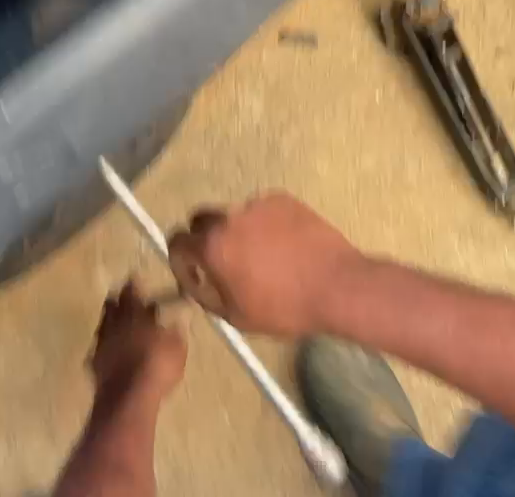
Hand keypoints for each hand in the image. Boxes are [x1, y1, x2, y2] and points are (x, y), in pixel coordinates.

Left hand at [89, 282, 186, 403]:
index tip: (135, 279)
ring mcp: (101, 341)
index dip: (133, 284)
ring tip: (119, 326)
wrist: (128, 397)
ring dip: (111, 323)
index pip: (131, 290)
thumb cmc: (157, 368)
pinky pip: (100, 347)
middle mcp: (114, 322)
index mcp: (134, 313)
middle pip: (112, 304)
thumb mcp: (177, 350)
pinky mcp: (94, 361)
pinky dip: (106, 346)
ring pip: (103, 324)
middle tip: (124, 300)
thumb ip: (175, 333)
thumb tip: (177, 321)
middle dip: (118, 300)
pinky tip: (112, 352)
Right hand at [166, 192, 366, 336]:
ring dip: (240, 233)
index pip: (176, 241)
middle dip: (206, 239)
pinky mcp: (281, 198)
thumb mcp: (237, 317)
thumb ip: (206, 296)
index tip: (196, 274)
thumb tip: (195, 283)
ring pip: (235, 216)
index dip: (181, 259)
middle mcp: (227, 217)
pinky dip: (267, 225)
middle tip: (227, 262)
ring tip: (267, 256)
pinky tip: (287, 245)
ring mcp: (256, 204)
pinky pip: (263, 211)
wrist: (337, 285)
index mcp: (212, 246)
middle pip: (202, 221)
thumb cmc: (284, 308)